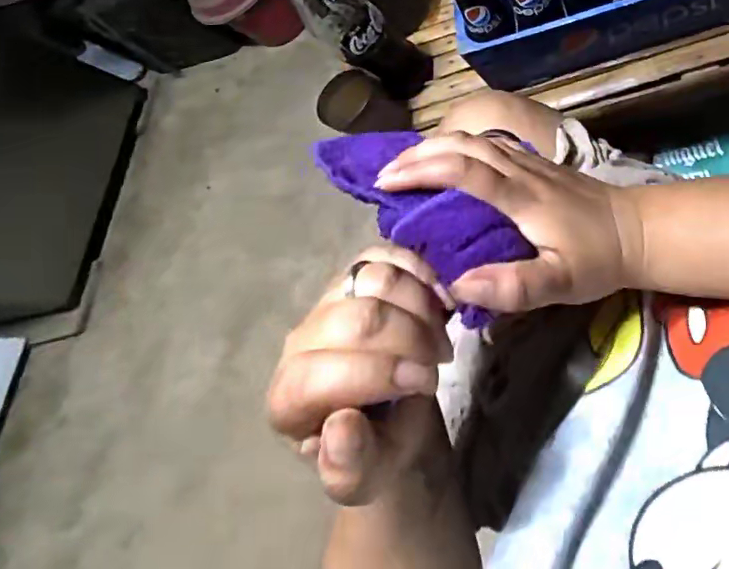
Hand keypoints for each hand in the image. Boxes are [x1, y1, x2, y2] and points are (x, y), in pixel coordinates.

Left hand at [266, 245, 453, 505]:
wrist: (392, 419)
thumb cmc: (377, 450)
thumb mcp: (368, 476)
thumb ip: (350, 465)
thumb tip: (340, 426)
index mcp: (288, 399)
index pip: (317, 375)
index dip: (377, 373)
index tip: (425, 382)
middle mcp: (299, 342)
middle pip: (355, 319)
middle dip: (410, 336)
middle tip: (440, 359)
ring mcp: (328, 301)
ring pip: (373, 278)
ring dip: (420, 303)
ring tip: (440, 332)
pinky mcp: (355, 274)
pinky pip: (383, 253)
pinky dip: (417, 269)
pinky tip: (438, 296)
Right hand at [374, 131, 643, 313]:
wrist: (636, 229)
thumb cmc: (596, 258)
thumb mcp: (561, 284)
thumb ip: (514, 287)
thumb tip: (458, 286)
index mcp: (523, 196)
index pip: (466, 171)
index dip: (425, 171)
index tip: (388, 183)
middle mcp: (521, 169)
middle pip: (464, 145)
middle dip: (419, 154)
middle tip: (384, 175)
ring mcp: (528, 161)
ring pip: (475, 140)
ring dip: (435, 146)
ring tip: (403, 165)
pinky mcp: (534, 162)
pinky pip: (487, 144)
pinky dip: (456, 147)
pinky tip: (444, 159)